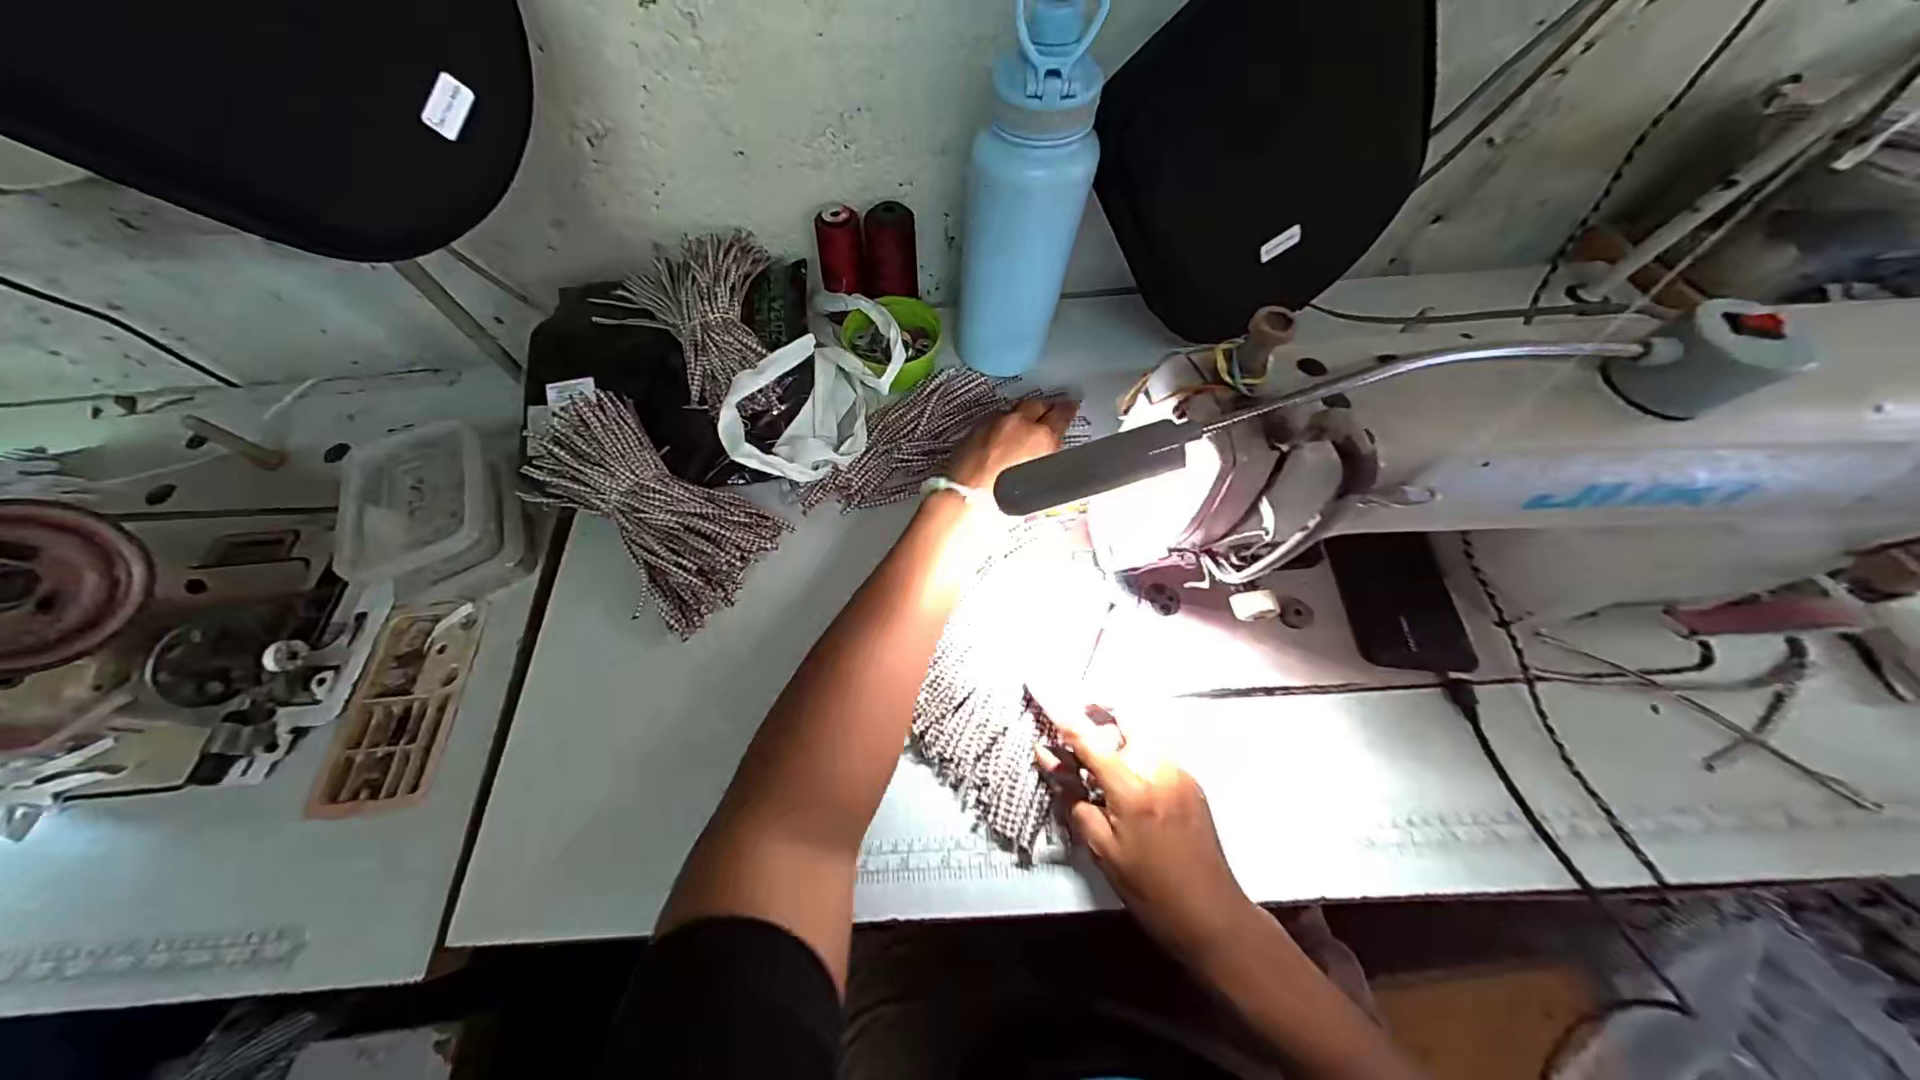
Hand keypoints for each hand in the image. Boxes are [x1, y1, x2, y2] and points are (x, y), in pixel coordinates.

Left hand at [944, 399, 1077, 492]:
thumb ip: (1048, 462)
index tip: (1070, 407)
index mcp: (1042, 437)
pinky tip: (1001, 435)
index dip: (1068, 409)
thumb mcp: (1038, 487)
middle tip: (1049, 413)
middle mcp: (1020, 423)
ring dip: (1023, 414)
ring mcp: (996, 422)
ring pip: (1015, 409)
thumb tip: (1050, 455)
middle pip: (1038, 404)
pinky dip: (1003, 422)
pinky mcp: (976, 426)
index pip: (1062, 414)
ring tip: (1025, 424)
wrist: (965, 498)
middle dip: (1045, 408)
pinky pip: (996, 417)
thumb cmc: (1002, 501)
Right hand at [1038, 706, 1255, 958]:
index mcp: (1133, 791)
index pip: (1092, 743)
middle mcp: (1159, 772)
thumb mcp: (1102, 849)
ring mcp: (1180, 774)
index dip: (1067, 725)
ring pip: (1143, 735)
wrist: (1210, 914)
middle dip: (1099, 714)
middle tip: (1077, 720)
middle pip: (1126, 722)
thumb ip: (1074, 798)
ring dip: (1118, 734)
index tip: (1050, 711)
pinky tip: (1125, 773)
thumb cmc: (1150, 890)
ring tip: (1098, 752)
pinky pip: (1157, 753)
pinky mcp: (1191, 783)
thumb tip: (1049, 759)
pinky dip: (1136, 752)